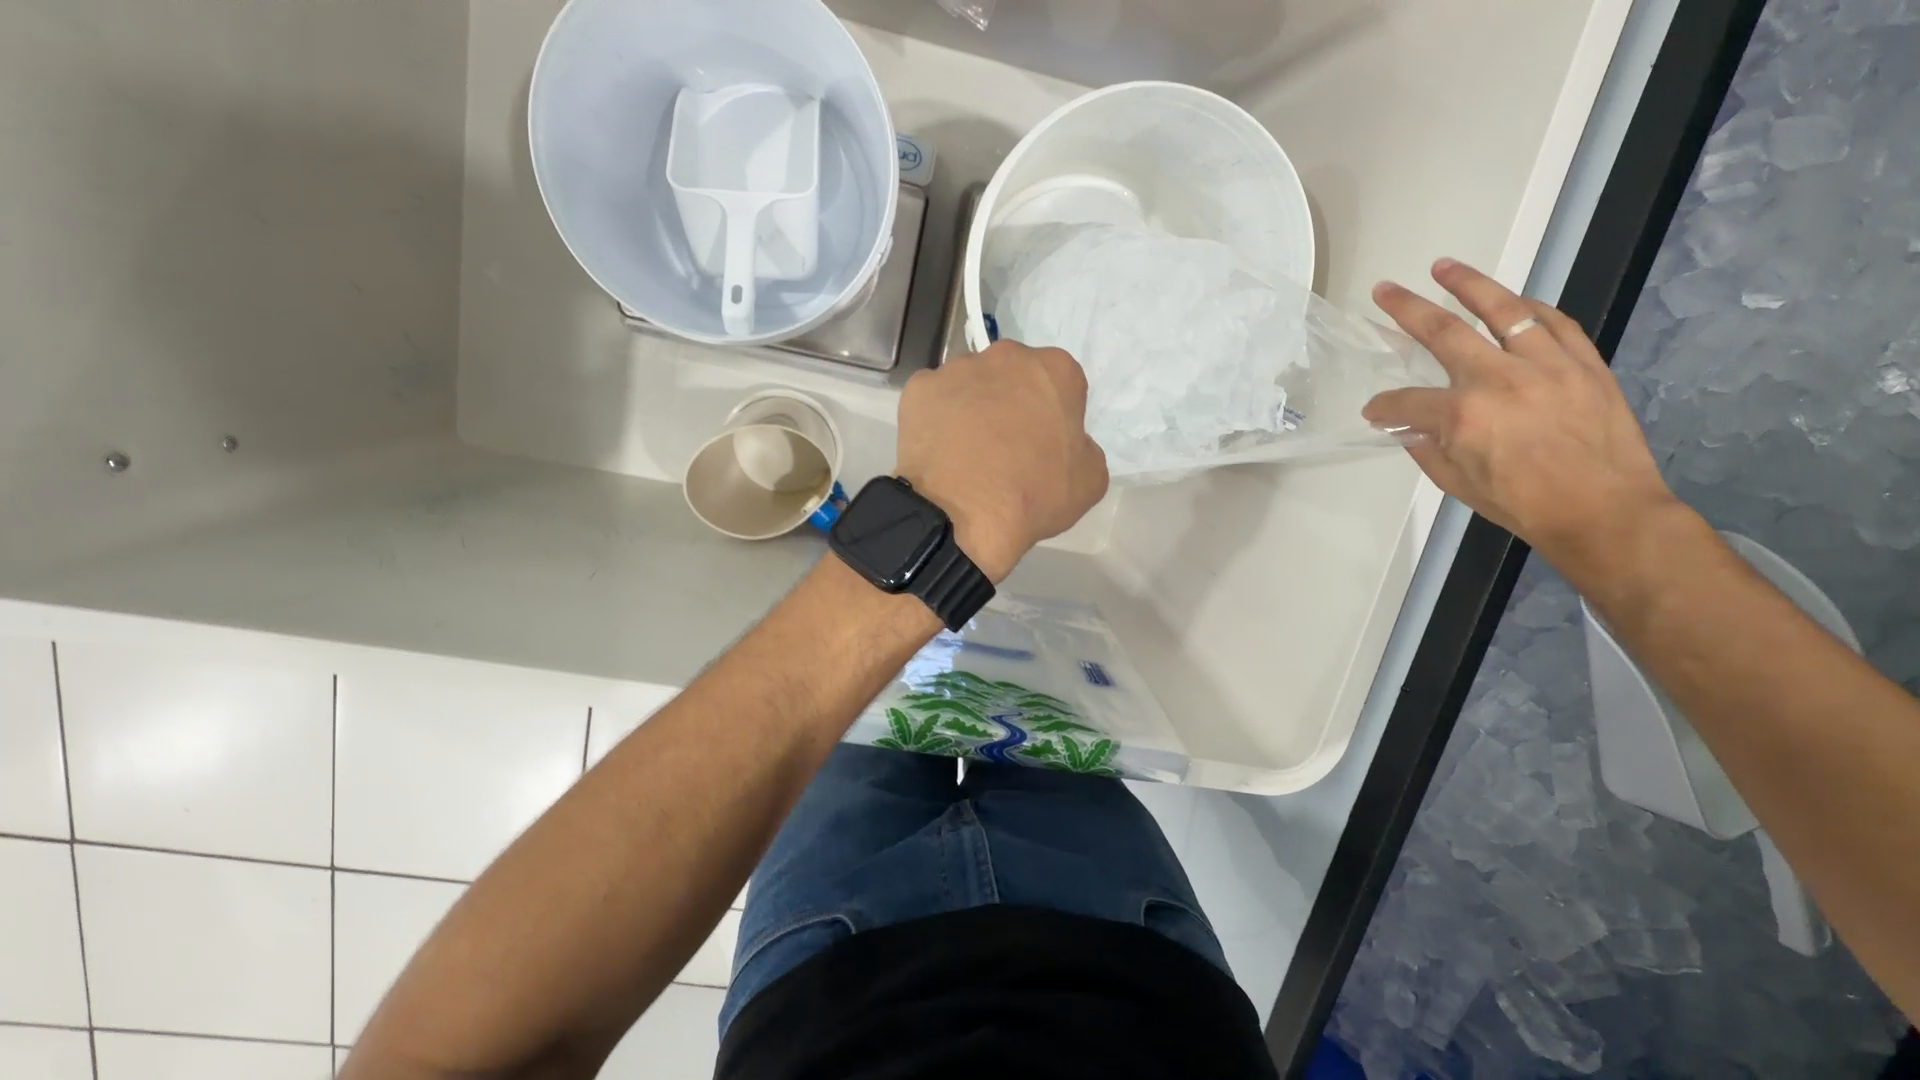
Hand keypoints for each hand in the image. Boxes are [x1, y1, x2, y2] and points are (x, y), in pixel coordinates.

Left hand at [896, 341, 1108, 581]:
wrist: (961, 515)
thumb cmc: (1033, 495)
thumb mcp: (1090, 480)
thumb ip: (1082, 447)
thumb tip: (1064, 442)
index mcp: (1056, 370)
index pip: (1061, 385)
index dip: (1054, 416)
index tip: (1044, 444)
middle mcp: (1007, 357)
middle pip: (1014, 375)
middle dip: (1012, 401)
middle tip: (1006, 446)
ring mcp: (958, 369)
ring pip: (971, 385)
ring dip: (973, 408)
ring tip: (967, 453)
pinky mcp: (919, 388)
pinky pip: (934, 400)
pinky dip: (937, 420)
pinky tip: (941, 451)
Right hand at [1363, 259, 1683, 570]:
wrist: (1605, 511)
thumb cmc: (1526, 506)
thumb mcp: (1461, 486)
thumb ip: (1429, 451)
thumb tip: (1409, 430)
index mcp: (1463, 417)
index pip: (1406, 402)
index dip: (1383, 408)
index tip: (1373, 413)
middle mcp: (1499, 379)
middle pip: (1444, 332)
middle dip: (1407, 309)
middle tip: (1385, 290)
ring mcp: (1546, 365)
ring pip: (1503, 310)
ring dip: (1469, 284)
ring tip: (1445, 267)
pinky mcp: (1584, 363)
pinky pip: (1555, 323)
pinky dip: (1531, 308)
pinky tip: (1514, 302)